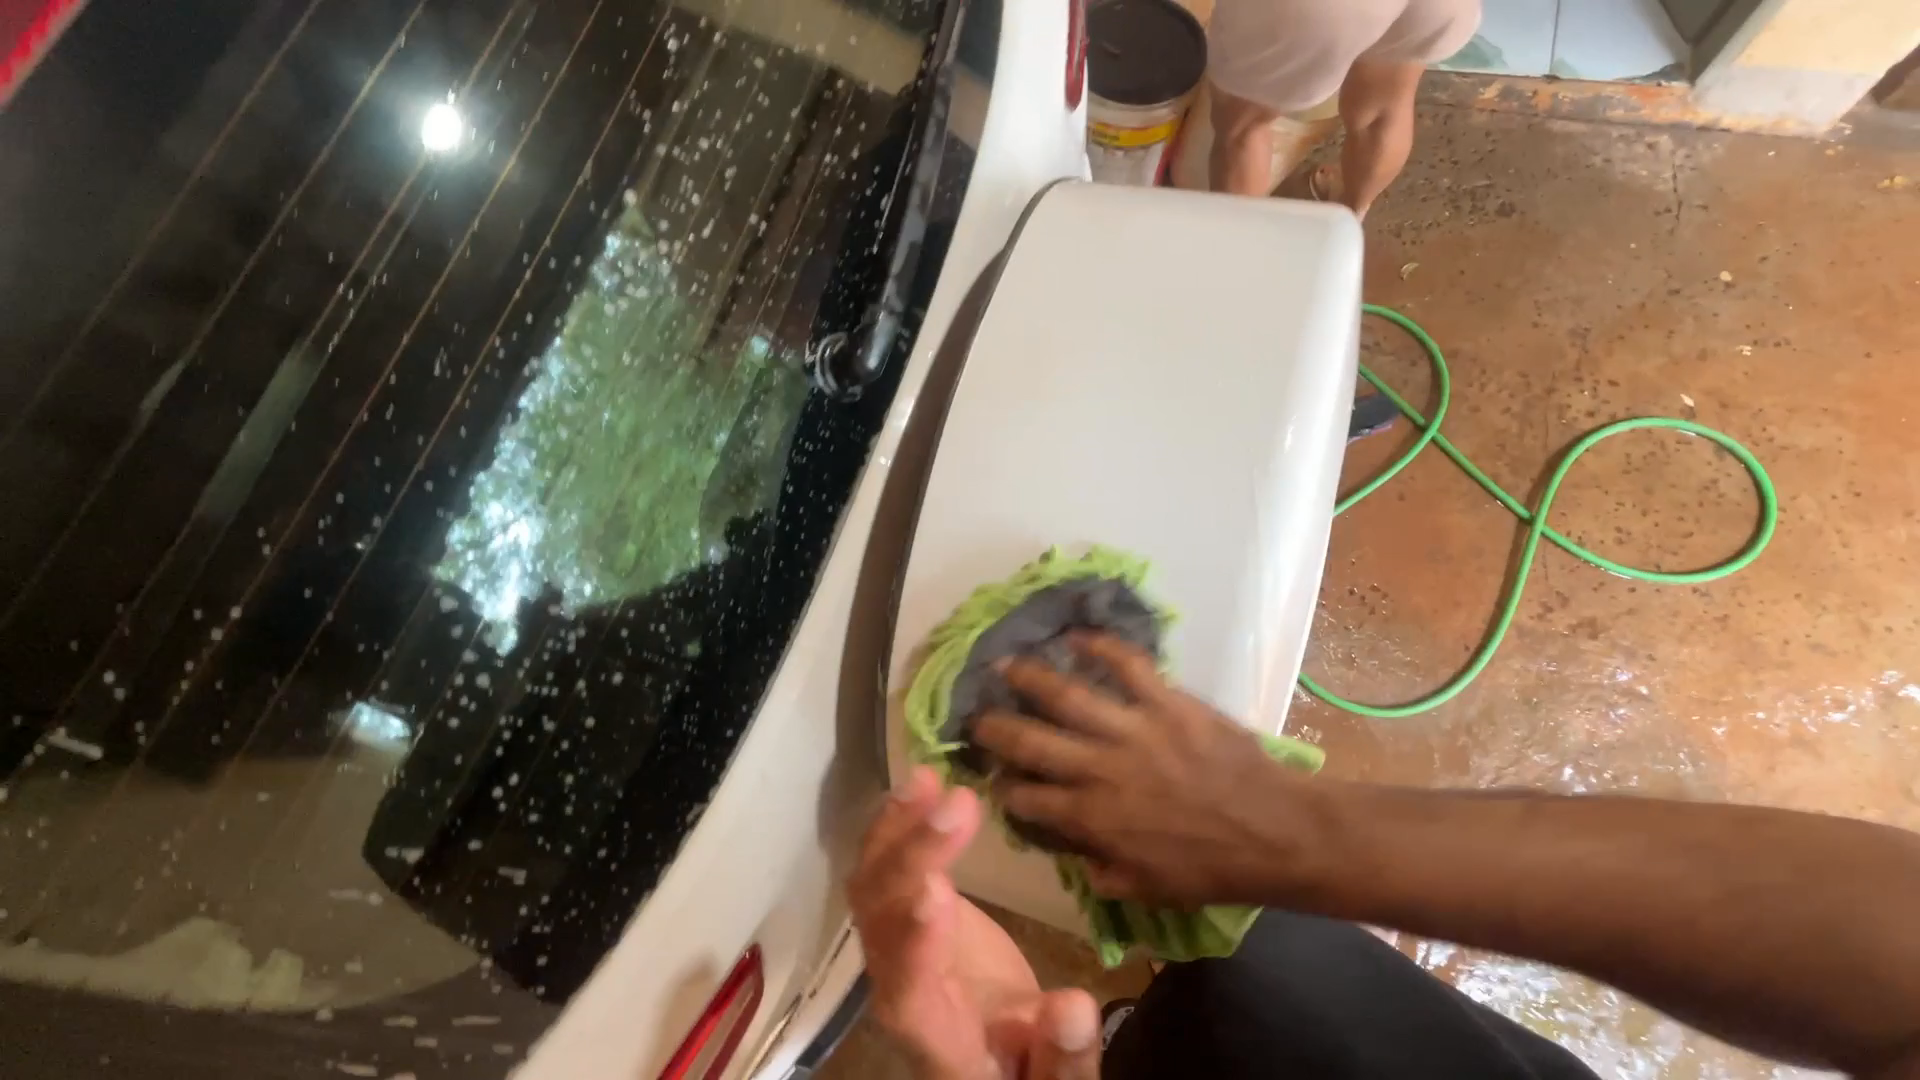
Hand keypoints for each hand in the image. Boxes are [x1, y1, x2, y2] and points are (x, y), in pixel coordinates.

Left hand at [848, 766, 1101, 1079]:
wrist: (994, 1052)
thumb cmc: (1026, 1066)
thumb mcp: (1055, 1078)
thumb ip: (1064, 1056)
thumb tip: (1075, 1005)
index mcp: (935, 1036)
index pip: (908, 994)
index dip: (914, 946)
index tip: (936, 892)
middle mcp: (896, 987)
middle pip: (883, 924)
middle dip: (914, 860)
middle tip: (958, 804)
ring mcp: (891, 946)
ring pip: (873, 886)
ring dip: (897, 831)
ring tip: (929, 780)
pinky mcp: (900, 912)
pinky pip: (883, 867)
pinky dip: (896, 824)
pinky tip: (923, 783)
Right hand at [972, 634, 1315, 907]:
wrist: (1276, 831)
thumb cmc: (1212, 867)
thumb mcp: (1150, 889)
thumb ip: (1105, 874)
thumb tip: (1076, 857)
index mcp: (1095, 818)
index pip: (1030, 799)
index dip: (1004, 787)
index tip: (991, 776)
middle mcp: (1102, 769)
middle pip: (1033, 742)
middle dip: (995, 726)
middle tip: (975, 712)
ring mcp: (1134, 730)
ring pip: (1068, 696)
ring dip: (1030, 677)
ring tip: (1004, 663)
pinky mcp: (1168, 702)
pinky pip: (1128, 666)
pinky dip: (1101, 648)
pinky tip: (1077, 636)